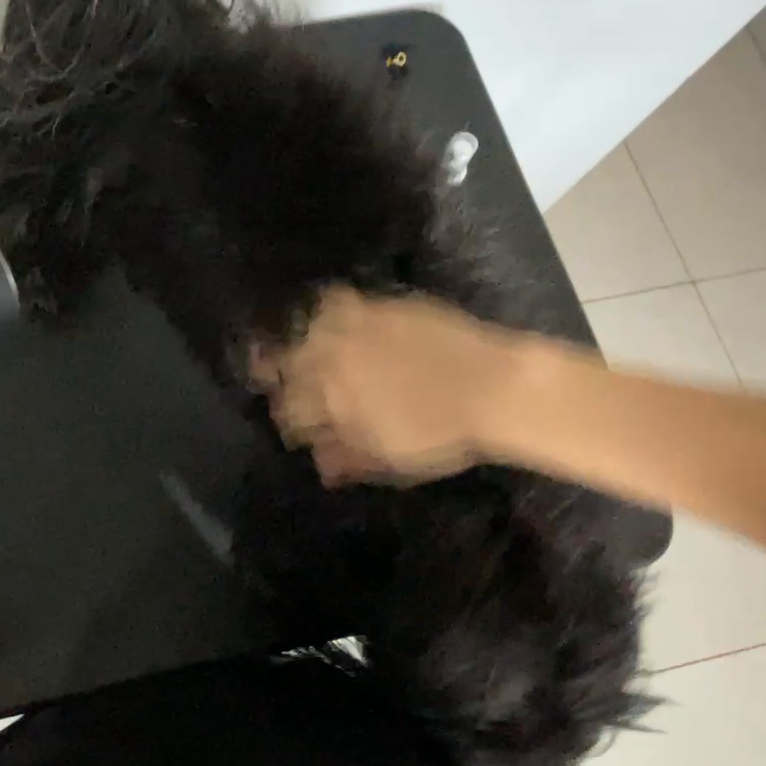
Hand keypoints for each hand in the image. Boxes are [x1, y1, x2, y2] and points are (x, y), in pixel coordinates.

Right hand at [257, 286, 527, 484]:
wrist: (495, 389)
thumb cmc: (442, 436)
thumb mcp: (389, 459)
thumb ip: (347, 458)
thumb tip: (319, 464)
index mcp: (329, 403)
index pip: (288, 411)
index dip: (286, 419)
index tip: (292, 424)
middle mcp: (331, 362)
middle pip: (285, 365)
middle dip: (274, 374)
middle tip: (270, 377)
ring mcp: (354, 330)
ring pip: (302, 330)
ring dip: (292, 340)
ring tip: (288, 342)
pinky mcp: (379, 308)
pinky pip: (336, 301)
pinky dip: (324, 308)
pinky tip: (325, 311)